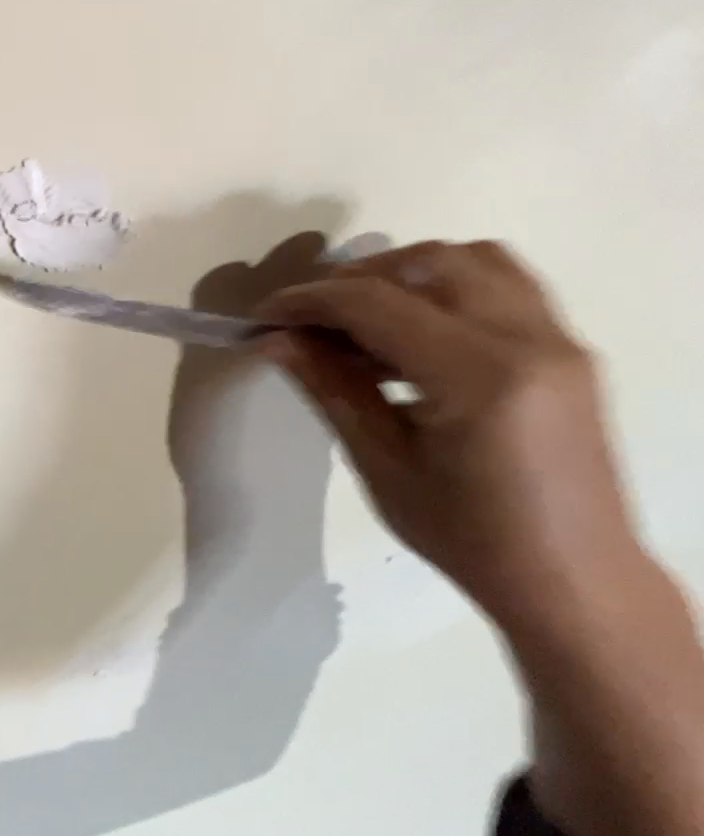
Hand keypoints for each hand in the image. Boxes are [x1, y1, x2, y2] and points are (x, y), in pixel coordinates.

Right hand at [254, 240, 638, 616]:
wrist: (571, 575)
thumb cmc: (465, 534)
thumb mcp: (380, 463)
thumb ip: (330, 387)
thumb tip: (273, 340)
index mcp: (478, 377)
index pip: (376, 303)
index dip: (308, 301)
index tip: (263, 316)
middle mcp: (528, 341)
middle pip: (428, 262)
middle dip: (354, 278)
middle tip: (308, 318)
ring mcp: (558, 340)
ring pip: (472, 259)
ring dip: (403, 274)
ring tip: (357, 319)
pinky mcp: (566, 349)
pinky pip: (501, 285)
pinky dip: (444, 287)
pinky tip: (408, 334)